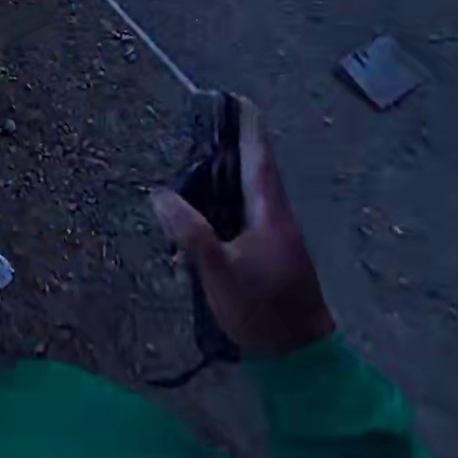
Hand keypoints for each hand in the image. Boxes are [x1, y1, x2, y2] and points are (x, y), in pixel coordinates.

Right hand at [149, 97, 334, 357]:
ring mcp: (273, 238)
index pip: (258, 160)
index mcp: (270, 214)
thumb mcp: (219, 271)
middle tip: (201, 129)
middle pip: (251, 171)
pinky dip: (219, 208)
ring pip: (244, 196)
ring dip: (221, 179)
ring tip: (191, 169)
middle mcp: (275, 219)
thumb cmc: (261, 310)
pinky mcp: (267, 255)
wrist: (299, 358)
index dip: (249, 129)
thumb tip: (159, 194)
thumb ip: (190, 232)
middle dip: (230, 147)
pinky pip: (240, 218)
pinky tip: (195, 222)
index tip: (239, 100)